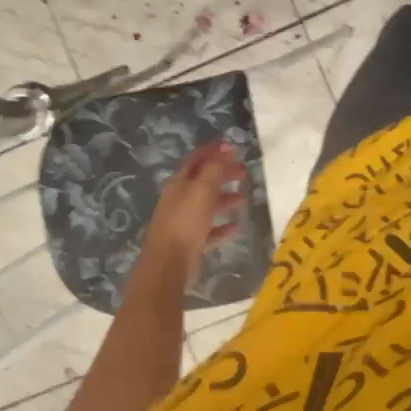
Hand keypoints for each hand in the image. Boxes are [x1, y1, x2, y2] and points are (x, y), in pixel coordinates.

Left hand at [138, 142, 245, 279]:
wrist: (167, 265)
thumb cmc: (185, 222)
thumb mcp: (202, 189)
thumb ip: (215, 169)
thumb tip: (226, 150)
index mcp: (178, 183)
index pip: (196, 159)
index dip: (213, 150)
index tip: (232, 146)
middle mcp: (178, 199)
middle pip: (203, 181)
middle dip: (223, 174)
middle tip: (243, 172)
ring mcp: (182, 221)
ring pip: (207, 205)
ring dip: (225, 199)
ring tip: (243, 199)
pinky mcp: (188, 242)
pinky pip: (208, 229)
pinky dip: (222, 226)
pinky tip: (235, 227)